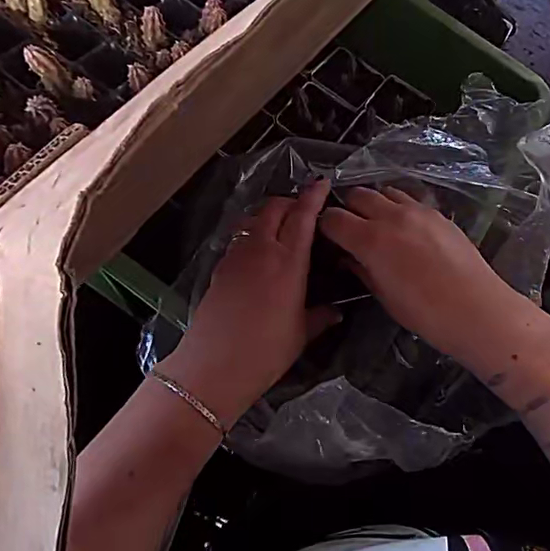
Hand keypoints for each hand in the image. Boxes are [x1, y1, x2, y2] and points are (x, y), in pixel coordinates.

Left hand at [161, 179, 336, 420]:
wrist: (213, 367)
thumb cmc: (266, 350)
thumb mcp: (301, 334)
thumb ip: (321, 316)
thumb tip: (336, 312)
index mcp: (288, 262)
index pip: (303, 216)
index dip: (313, 196)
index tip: (322, 182)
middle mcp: (261, 250)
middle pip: (274, 208)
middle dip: (290, 201)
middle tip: (304, 210)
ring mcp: (236, 257)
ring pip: (253, 219)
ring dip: (269, 215)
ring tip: (282, 228)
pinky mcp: (219, 269)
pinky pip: (240, 238)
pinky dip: (253, 234)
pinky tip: (260, 254)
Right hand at [318, 187, 531, 357]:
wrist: (476, 308)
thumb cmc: (426, 313)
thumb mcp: (385, 296)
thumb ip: (362, 270)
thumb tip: (349, 257)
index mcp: (371, 239)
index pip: (333, 218)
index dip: (325, 226)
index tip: (327, 237)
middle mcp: (392, 216)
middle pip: (358, 194)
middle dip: (348, 208)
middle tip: (350, 228)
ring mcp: (418, 211)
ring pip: (385, 191)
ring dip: (375, 202)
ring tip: (377, 223)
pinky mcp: (439, 213)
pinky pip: (410, 199)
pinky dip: (399, 205)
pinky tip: (404, 226)